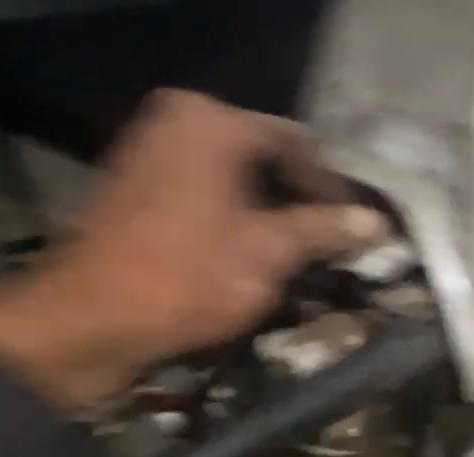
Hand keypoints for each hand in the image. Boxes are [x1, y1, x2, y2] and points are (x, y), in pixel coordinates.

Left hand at [0, 89, 388, 408]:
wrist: (95, 317)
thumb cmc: (189, 277)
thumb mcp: (269, 253)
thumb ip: (324, 230)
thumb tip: (378, 222)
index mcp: (211, 121)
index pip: (295, 142)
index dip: (332, 186)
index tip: (356, 227)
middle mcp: (179, 121)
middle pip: (264, 158)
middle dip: (301, 201)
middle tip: (333, 245)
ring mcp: (153, 152)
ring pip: (235, 179)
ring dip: (271, 214)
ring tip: (302, 257)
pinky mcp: (139, 188)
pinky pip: (207, 194)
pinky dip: (237, 220)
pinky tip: (256, 258)